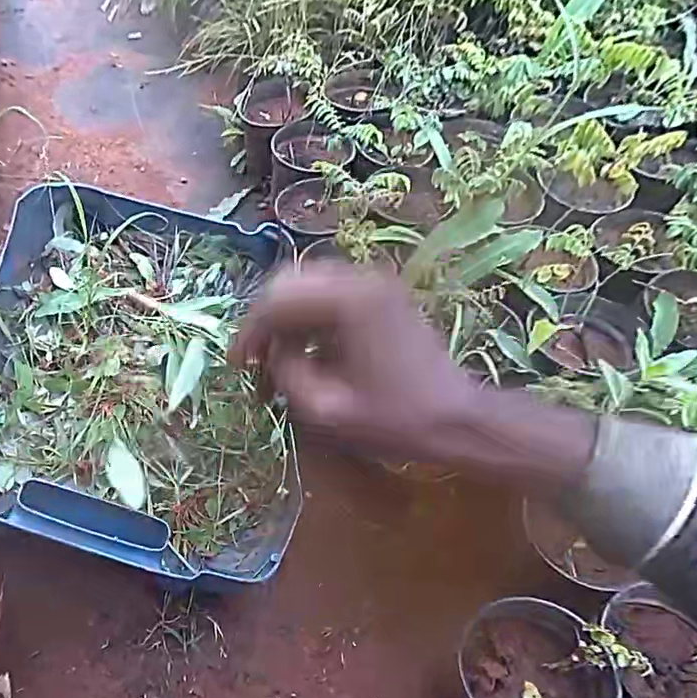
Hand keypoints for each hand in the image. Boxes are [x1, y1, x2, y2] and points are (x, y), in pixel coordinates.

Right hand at [236, 260, 598, 492]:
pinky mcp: (383, 296)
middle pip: (289, 284)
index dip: (250, 332)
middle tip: (256, 363)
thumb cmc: (395, 420)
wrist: (457, 420)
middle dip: (265, 323)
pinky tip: (307, 355)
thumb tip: (271, 353)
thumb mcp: (328, 408)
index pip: (277, 298)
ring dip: (286, 323)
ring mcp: (376, 283)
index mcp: (349, 300)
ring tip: (278, 363)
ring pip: (308, 288)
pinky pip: (330, 298)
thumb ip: (286, 373)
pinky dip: (309, 323)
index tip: (239, 366)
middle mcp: (362, 277)